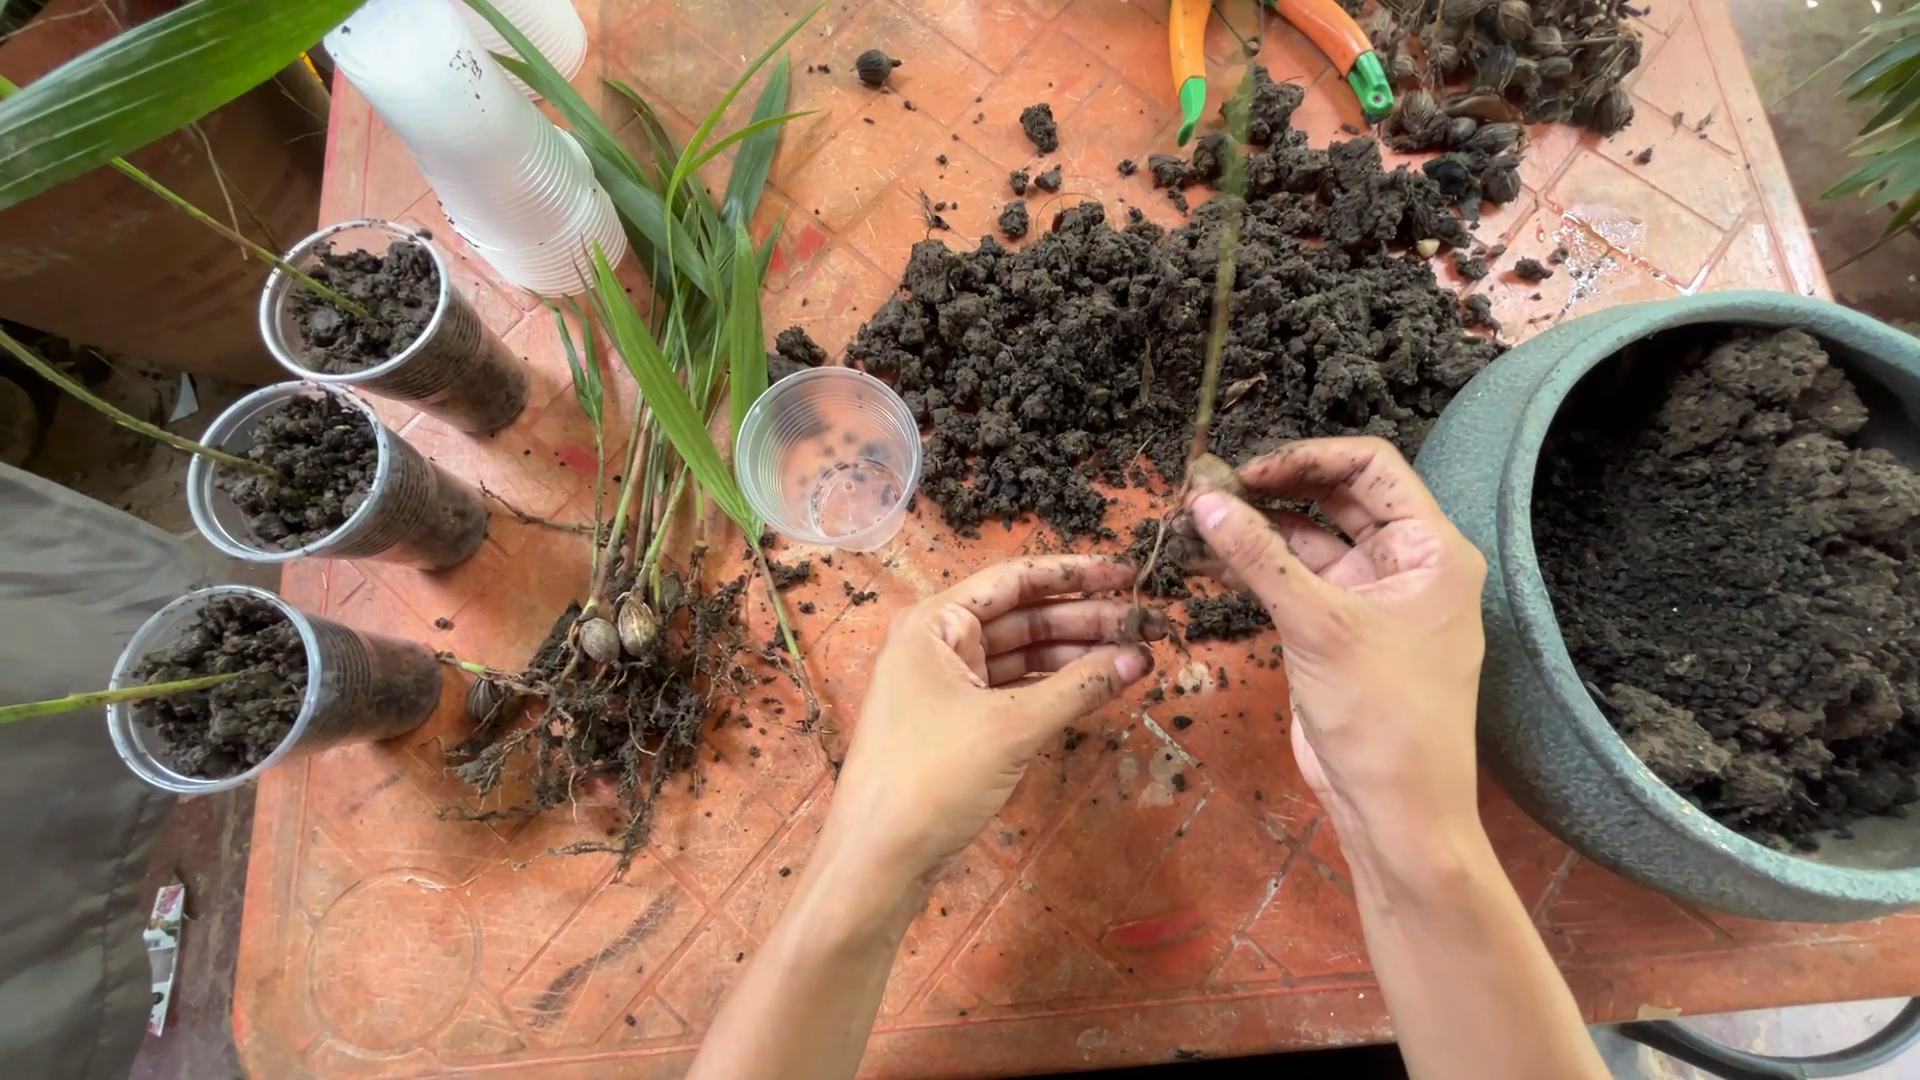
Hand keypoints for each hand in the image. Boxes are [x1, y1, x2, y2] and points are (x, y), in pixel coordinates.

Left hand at [826, 556, 1163, 885]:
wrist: (878, 859)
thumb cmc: (933, 777)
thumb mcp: (1010, 727)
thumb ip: (1076, 688)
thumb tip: (1138, 658)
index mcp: (936, 622)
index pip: (1014, 580)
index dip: (1074, 574)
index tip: (1126, 574)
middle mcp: (940, 641)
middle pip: (1023, 616)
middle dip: (1085, 619)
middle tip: (1148, 623)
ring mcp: (950, 681)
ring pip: (1023, 654)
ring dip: (1076, 655)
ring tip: (1136, 655)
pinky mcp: (961, 718)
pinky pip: (1016, 688)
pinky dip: (1055, 688)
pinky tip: (1099, 686)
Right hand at [1185, 437, 1487, 854]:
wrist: (1391, 806)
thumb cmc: (1381, 712)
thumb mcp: (1318, 625)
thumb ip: (1258, 557)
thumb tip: (1201, 500)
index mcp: (1430, 549)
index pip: (1372, 469)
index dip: (1308, 458)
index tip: (1246, 472)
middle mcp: (1402, 563)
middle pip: (1335, 499)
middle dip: (1274, 491)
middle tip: (1212, 492)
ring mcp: (1365, 596)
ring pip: (1305, 540)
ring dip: (1256, 529)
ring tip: (1198, 521)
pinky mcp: (1332, 627)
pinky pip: (1290, 579)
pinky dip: (1253, 567)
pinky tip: (1210, 560)